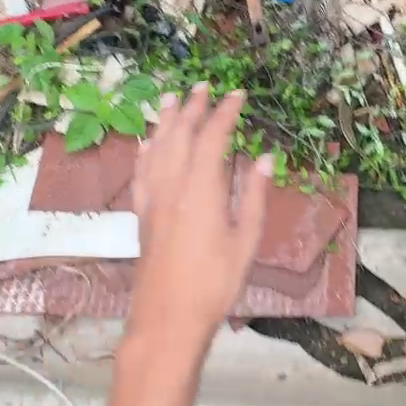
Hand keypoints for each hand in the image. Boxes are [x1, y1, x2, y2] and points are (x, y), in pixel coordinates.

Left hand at [128, 85, 271, 349]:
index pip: (213, 137)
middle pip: (181, 135)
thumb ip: (254, 195)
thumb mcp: (246, 240)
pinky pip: (142, 172)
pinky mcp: (142, 215)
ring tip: (171, 98)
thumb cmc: (215, 282)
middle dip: (193, 107)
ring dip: (166, 120)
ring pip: (157, 148)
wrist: (167, 319)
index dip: (225, 112)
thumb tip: (263, 157)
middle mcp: (173, 186)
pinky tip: (147, 143)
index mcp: (201, 189)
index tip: (238, 95)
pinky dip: (146, 150)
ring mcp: (153, 200)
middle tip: (204, 86)